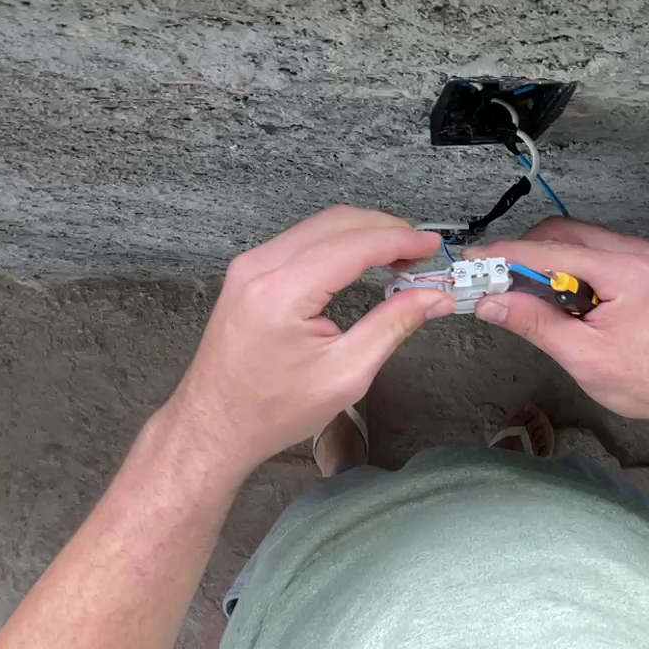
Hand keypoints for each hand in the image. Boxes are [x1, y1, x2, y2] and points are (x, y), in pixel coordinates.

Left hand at [166, 206, 453, 476]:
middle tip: (422, 252)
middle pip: (336, 222)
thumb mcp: (345, 375)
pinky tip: (363, 258)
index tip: (434, 246)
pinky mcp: (249, 270)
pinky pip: (302, 238)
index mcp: (282, 292)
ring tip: (400, 256)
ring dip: (363, 232)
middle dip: (386, 228)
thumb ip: (393, 326)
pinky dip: (339, 241)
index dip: (400, 240)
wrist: (213, 426)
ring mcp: (250, 264)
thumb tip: (435, 297)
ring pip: (319, 225)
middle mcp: (261, 266)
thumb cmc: (274, 411)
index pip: (354, 245)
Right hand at [474, 219, 648, 438]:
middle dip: (523, 253)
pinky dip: (563, 265)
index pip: (551, 251)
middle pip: (562, 233)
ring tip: (520, 291)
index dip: (506, 254)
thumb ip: (534, 323)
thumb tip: (490, 303)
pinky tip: (551, 293)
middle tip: (494, 279)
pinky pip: (589, 250)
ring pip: (574, 238)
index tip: (473, 260)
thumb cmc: (647, 381)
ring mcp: (638, 255)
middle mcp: (633, 251)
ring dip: (543, 259)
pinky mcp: (637, 265)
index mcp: (625, 270)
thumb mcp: (583, 357)